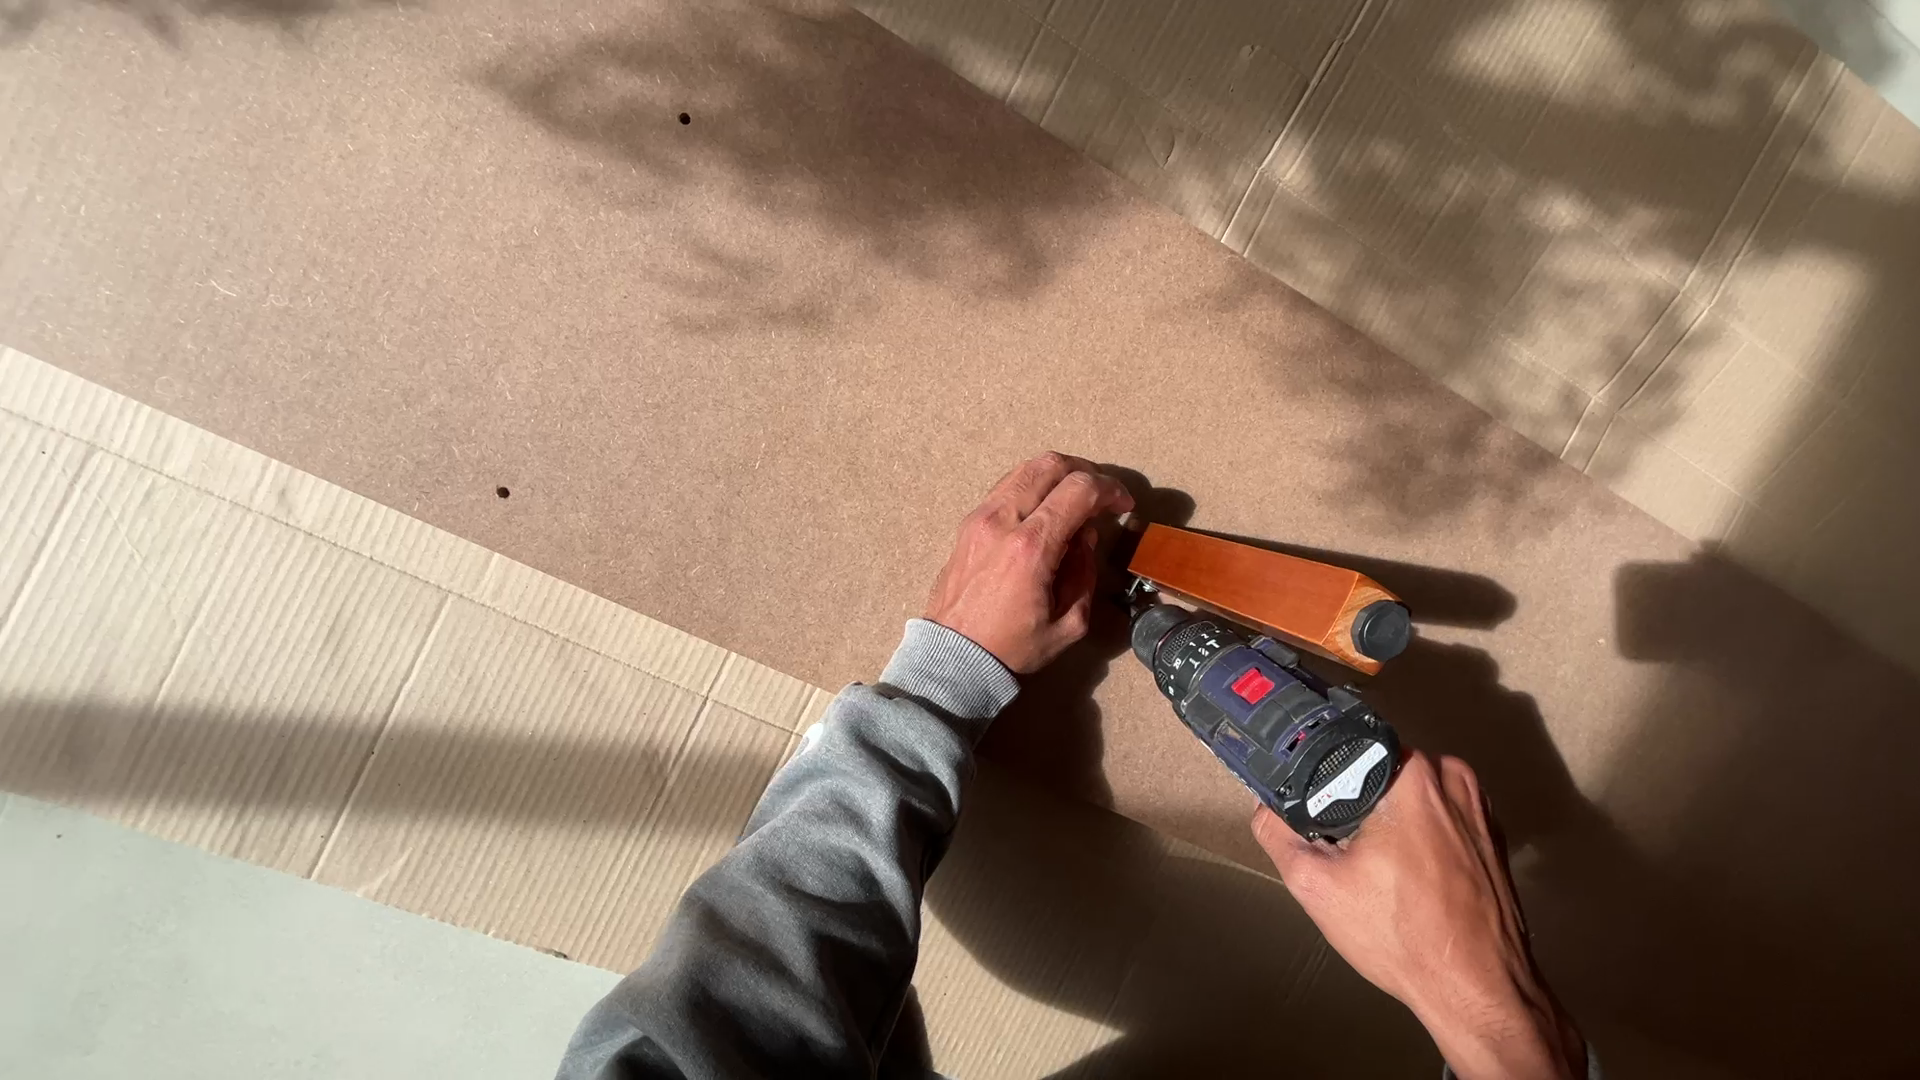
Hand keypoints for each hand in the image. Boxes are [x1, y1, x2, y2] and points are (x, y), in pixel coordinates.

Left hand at [924, 453, 1133, 673]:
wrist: (952, 655)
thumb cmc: (1010, 647)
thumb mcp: (1069, 625)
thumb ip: (1086, 574)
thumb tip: (1085, 536)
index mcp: (1031, 547)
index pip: (1079, 490)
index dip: (1111, 490)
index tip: (1124, 506)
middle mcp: (1003, 520)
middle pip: (1051, 464)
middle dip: (1087, 472)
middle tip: (1103, 496)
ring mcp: (980, 517)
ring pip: (1025, 469)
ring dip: (1058, 475)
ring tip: (1075, 500)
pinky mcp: (968, 523)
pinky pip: (1006, 487)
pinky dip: (1033, 487)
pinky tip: (1045, 511)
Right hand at [1254, 751, 1584, 1079]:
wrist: (1479, 994)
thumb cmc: (1403, 936)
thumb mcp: (1314, 884)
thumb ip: (1276, 832)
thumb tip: (1265, 808)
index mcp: (1410, 776)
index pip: (1346, 748)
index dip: (1321, 778)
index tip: (1315, 810)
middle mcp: (1451, 779)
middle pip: (1376, 770)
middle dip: (1354, 800)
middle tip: (1343, 844)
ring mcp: (1479, 807)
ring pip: (1407, 791)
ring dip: (1387, 815)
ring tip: (1376, 861)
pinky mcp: (1493, 836)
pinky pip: (1438, 814)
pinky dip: (1418, 833)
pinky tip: (1407, 873)